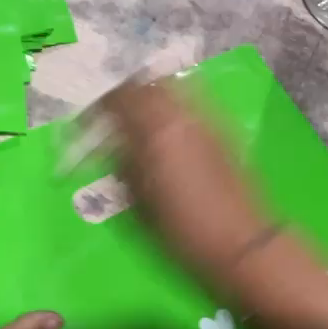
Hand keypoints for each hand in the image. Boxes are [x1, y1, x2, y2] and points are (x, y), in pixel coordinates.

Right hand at [97, 79, 274, 286]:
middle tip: (109, 115)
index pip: (118, 98)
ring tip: (136, 119)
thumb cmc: (183, 230)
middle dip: (123, 95)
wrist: (243, 244)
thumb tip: (110, 146)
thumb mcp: (140, 202)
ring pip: (170, 88)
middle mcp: (181, 115)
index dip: (97, 107)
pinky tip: (165, 128)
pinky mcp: (222, 129)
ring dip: (148, 97)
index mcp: (156, 131)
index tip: (84, 123)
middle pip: (145, 84)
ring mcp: (205, 119)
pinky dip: (171, 107)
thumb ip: (123, 164)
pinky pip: (190, 103)